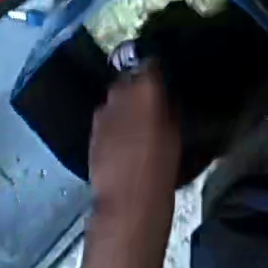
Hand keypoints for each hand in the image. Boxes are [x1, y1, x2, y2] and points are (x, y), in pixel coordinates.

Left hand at [88, 63, 180, 229]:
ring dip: (125, 103)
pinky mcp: (92, 128)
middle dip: (139, 86)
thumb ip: (167, 109)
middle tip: (152, 101)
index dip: (156, 69)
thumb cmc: (160, 170)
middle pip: (130, 79)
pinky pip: (106, 115)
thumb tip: (165, 96)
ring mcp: (102, 110)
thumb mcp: (175, 136)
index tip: (163, 75)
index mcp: (145, 91)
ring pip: (116, 97)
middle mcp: (120, 93)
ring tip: (136, 119)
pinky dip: (114, 119)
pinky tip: (122, 135)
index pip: (150, 64)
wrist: (127, 202)